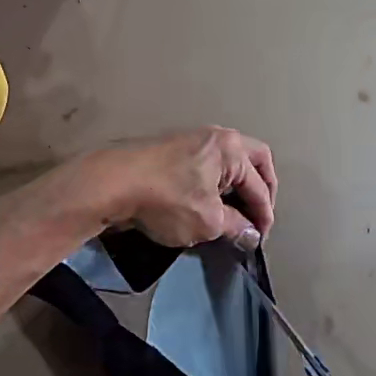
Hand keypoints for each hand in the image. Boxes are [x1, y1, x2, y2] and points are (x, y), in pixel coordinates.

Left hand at [77, 127, 277, 249]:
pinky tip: (211, 199)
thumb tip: (251, 234)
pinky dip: (218, 181)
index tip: (259, 239)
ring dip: (238, 183)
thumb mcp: (208, 221)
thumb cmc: (167, 199)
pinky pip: (209, 163)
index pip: (259, 185)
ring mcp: (193, 139)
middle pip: (253, 160)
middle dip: (261, 188)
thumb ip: (236, 226)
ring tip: (237, 209)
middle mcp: (217, 136)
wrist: (112, 183)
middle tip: (259, 214)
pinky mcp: (173, 149)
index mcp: (231, 148)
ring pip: (230, 160)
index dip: (264, 215)